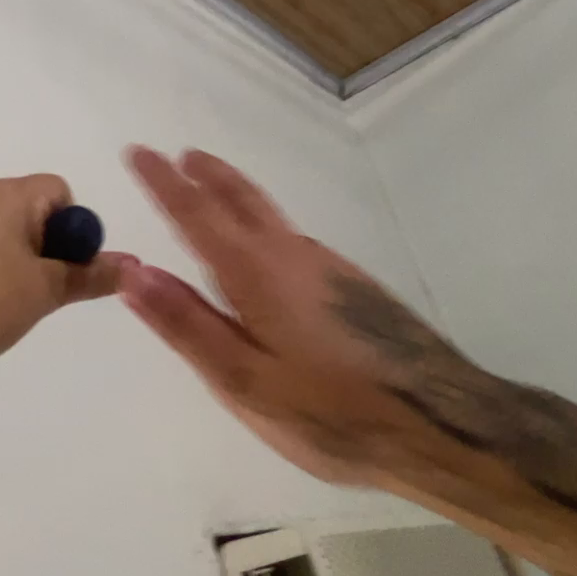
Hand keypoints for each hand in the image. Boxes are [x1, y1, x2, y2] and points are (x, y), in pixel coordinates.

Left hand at [0, 174, 133, 384]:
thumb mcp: (47, 292)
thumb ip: (92, 275)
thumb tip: (133, 265)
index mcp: (6, 196)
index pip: (59, 190)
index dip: (73, 227)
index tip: (66, 267)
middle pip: (29, 207)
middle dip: (45, 243)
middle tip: (43, 288)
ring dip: (14, 256)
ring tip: (8, 301)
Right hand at [121, 147, 493, 488]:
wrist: (443, 423)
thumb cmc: (331, 411)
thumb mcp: (243, 380)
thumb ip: (186, 324)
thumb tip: (133, 271)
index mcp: (256, 273)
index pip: (196, 213)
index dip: (163, 182)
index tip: (138, 152)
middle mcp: (291, 255)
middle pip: (241, 199)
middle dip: (206, 174)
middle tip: (181, 157)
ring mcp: (328, 267)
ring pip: (270, 217)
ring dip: (235, 196)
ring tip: (212, 192)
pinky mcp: (353, 286)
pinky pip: (293, 240)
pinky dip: (263, 225)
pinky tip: (265, 254)